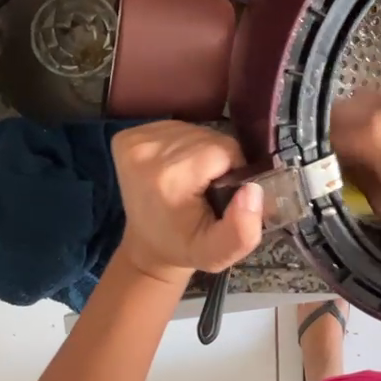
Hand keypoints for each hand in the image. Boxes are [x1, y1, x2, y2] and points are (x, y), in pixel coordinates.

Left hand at [111, 122, 263, 286]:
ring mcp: (133, 141)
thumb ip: (242, 231)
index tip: (221, 192)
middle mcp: (146, 152)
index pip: (223, 150)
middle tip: (205, 188)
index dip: (232, 168)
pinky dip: (182, 145)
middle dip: (216, 160)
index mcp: (169, 178)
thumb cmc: (186, 245)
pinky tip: (174, 168)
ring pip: (193, 129)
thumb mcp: (219, 252)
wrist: (148, 242)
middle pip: (207, 136)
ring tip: (190, 179)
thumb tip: (253, 189)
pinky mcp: (126, 136)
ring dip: (199, 151)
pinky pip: (174, 128)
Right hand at [330, 89, 380, 232]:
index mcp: (369, 134)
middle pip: (339, 111)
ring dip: (352, 117)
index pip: (326, 134)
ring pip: (360, 100)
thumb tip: (342, 175)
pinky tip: (379, 133)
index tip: (317, 163)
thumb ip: (357, 185)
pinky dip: (373, 112)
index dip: (318, 150)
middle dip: (331, 130)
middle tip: (332, 152)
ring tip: (355, 141)